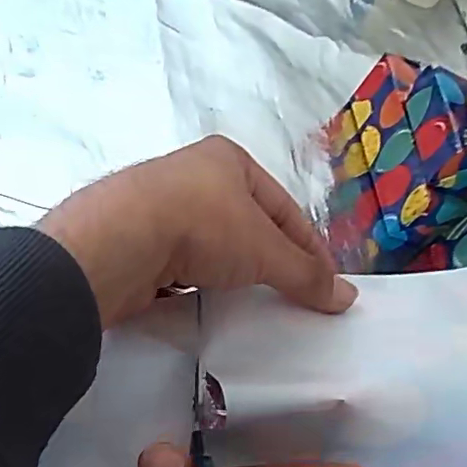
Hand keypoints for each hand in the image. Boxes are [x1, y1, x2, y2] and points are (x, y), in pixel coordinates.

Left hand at [37, 136, 357, 327]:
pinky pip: (182, 268)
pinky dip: (201, 287)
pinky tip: (209, 306)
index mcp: (229, 161)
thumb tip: (346, 298)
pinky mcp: (137, 244)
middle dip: (272, 261)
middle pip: (248, 227)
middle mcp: (194, 178)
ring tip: (253, 305)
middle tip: (292, 297)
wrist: (120, 241)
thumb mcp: (265, 249)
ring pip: (213, 248)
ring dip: (234, 274)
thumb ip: (304, 274)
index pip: (285, 210)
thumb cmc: (203, 226)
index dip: (311, 249)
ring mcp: (160, 210)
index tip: (328, 286)